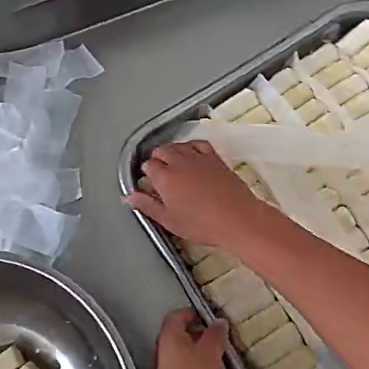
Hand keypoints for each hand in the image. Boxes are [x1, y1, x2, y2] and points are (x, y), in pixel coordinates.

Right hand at [125, 140, 279, 251]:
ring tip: (173, 164)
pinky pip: (198, 144)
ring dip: (172, 151)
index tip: (149, 182)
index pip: (148, 166)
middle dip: (157, 159)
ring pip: (178, 145)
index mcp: (165, 177)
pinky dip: (191, 147)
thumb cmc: (203, 224)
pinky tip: (192, 154)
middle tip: (159, 173)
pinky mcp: (215, 158)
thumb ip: (147, 205)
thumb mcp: (169, 220)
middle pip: (161, 150)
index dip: (146, 173)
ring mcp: (199, 157)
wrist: (237, 218)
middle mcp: (180, 162)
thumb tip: (130, 197)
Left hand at [148, 309, 229, 368]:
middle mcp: (169, 356)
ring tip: (236, 357)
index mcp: (170, 339)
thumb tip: (219, 322)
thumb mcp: (211, 354)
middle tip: (229, 335)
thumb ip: (215, 335)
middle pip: (187, 337)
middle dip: (208, 335)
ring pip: (196, 360)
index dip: (193, 311)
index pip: (177, 315)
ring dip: (215, 357)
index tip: (213, 313)